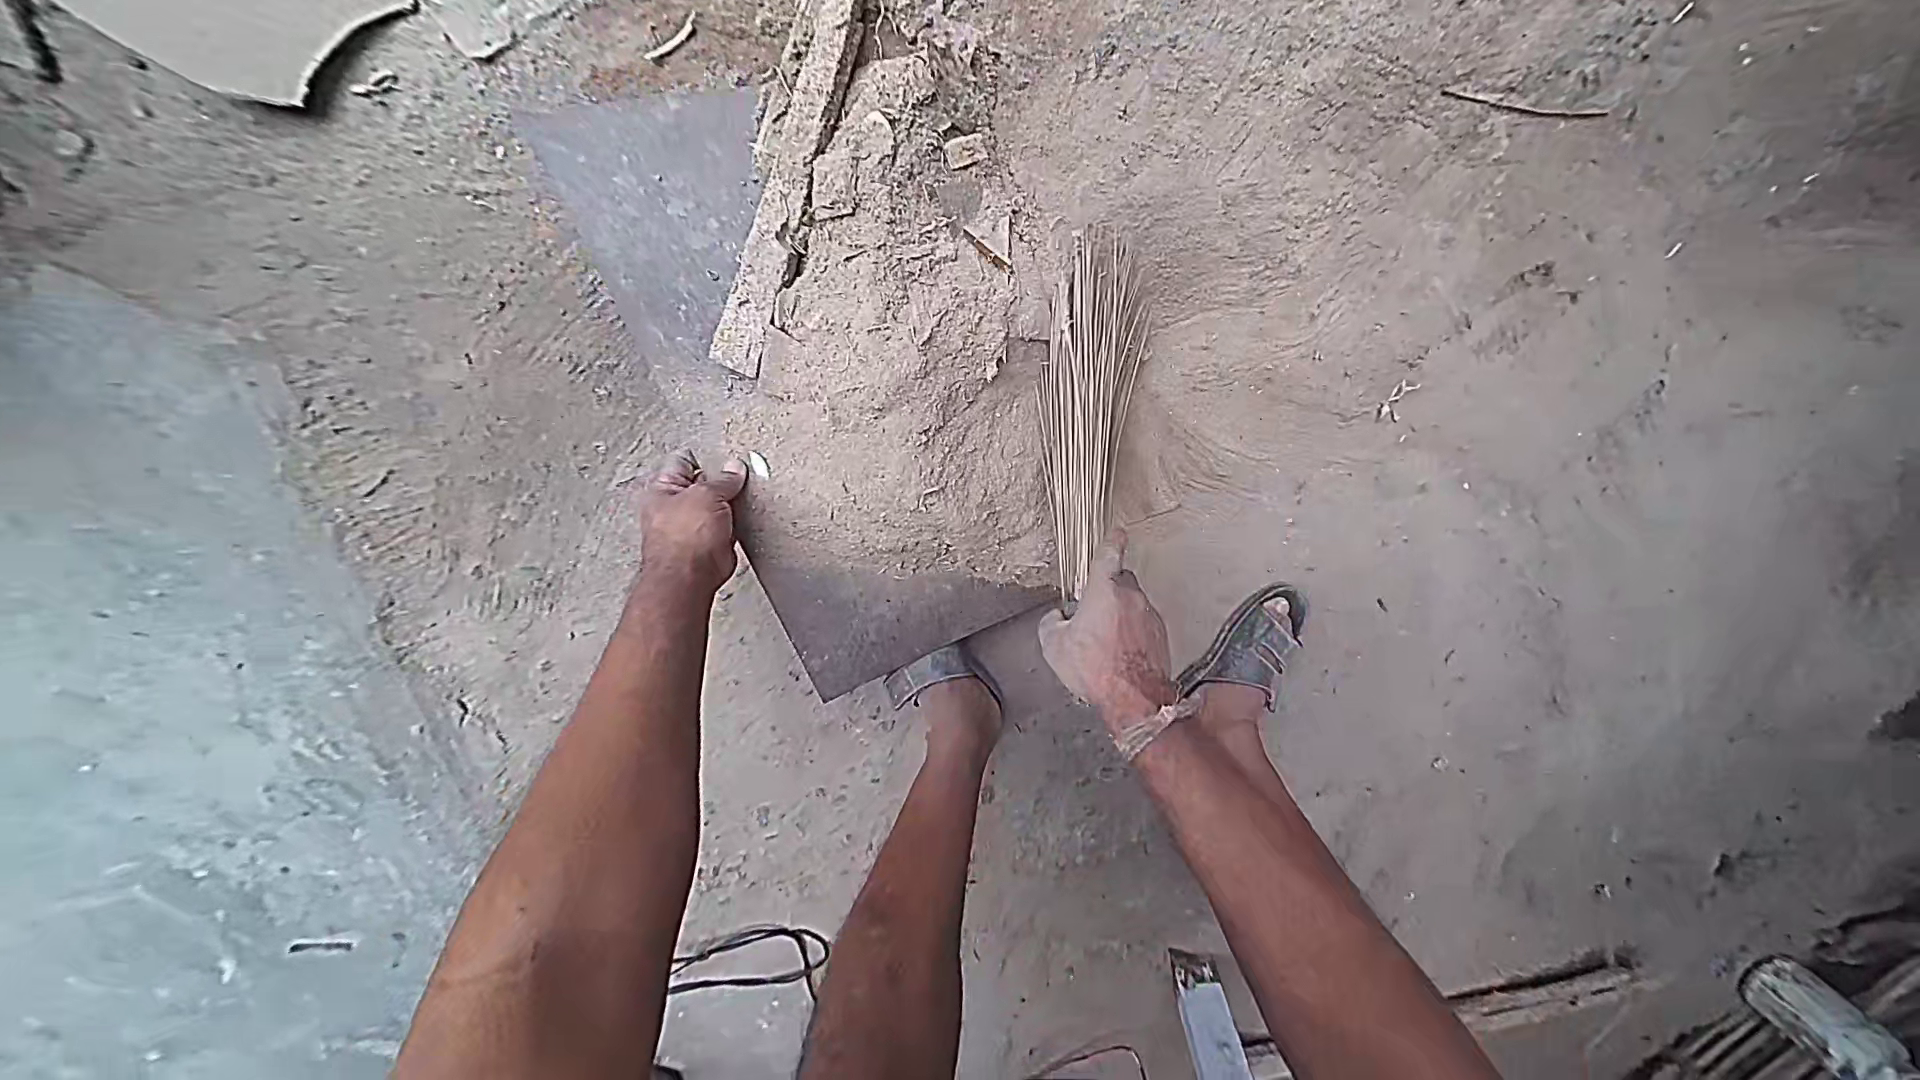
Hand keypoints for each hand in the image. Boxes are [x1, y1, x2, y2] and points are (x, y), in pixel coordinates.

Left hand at [638, 449, 748, 594]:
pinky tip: (744, 518)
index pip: (685, 461)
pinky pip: (729, 524)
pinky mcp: (711, 541)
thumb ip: (723, 479)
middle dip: (722, 482)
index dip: (707, 459)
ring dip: (731, 504)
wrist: (692, 576)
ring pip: (718, 505)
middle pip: (704, 484)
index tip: (727, 459)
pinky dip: (738, 522)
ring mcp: (693, 524)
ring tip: (742, 499)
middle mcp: (675, 506)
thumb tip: (734, 468)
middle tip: (738, 479)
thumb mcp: (707, 494)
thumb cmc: (684, 540)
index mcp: (662, 488)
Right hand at [1037, 531, 1175, 731]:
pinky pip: (1143, 624)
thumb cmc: (1095, 668)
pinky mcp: (1160, 635)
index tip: (1117, 532)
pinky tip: (1119, 652)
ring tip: (1104, 640)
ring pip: (1132, 603)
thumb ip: (1052, 622)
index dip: (1111, 541)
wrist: (1133, 698)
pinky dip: (1132, 632)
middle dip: (1107, 590)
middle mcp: (1131, 597)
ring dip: (1119, 614)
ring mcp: (1149, 616)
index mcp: (1104, 590)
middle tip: (1092, 611)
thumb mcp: (1054, 645)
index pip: (1109, 555)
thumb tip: (1057, 618)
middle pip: (1120, 581)